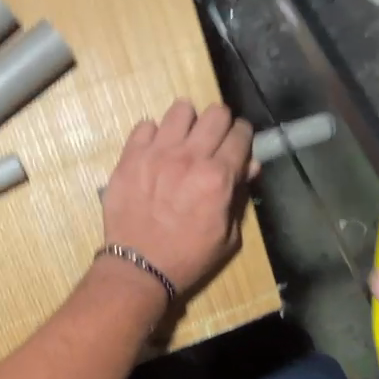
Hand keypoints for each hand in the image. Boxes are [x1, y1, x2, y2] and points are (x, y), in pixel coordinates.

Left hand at [102, 100, 254, 293]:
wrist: (139, 269)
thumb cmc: (188, 259)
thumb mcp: (228, 238)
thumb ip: (239, 197)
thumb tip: (248, 167)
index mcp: (218, 177)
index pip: (241, 134)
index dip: (243, 138)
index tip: (238, 146)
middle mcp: (190, 157)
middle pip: (216, 113)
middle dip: (220, 125)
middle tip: (213, 143)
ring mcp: (157, 153)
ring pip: (181, 110)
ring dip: (187, 123)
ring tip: (182, 142)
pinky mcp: (130, 157)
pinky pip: (146, 125)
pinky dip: (154, 136)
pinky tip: (155, 154)